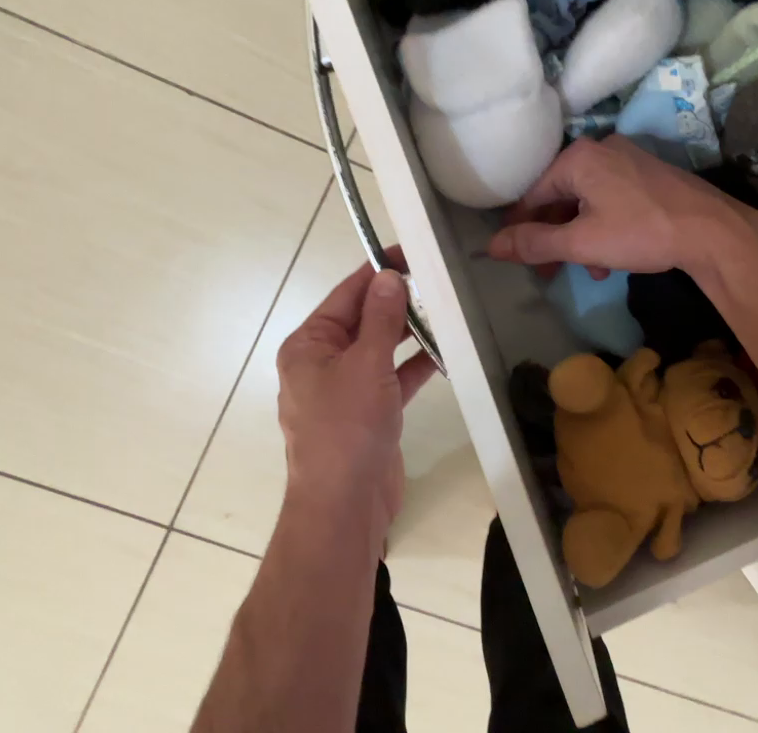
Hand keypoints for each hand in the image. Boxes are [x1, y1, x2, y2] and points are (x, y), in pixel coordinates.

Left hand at [274, 254, 436, 534]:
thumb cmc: (347, 429)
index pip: (347, 294)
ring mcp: (346, 389)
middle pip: (365, 319)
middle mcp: (323, 362)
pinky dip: (416, 365)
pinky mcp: (369, 412)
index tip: (413, 251)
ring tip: (448, 310)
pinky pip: (393, 377)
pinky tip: (447, 353)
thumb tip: (389, 277)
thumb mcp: (366, 365)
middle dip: (400, 301)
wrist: (345, 505)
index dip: (378, 271)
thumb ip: (382, 320)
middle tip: (441, 280)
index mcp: (309, 345)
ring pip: (382, 348)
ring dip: (411, 333)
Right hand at [487, 135, 757, 277]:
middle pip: (560, 196)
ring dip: (581, 237)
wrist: (712, 230)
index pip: (532, 194)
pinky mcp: (648, 174)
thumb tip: (494, 246)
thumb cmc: (640, 232)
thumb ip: (535, 243)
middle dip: (554, 237)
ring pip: (587, 201)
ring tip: (588, 271)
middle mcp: (600, 149)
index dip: (519, 228)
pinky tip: (611, 259)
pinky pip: (611, 198)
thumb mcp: (582, 243)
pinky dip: (604, 226)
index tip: (512, 256)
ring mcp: (628, 159)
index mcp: (577, 158)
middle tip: (547, 271)